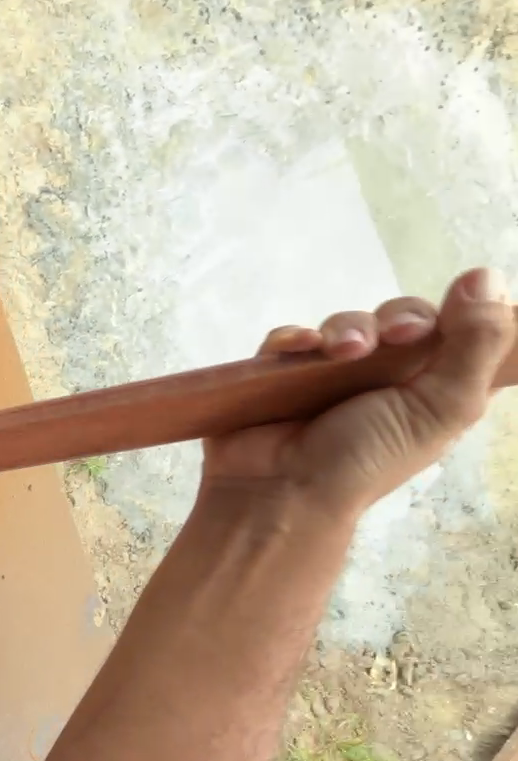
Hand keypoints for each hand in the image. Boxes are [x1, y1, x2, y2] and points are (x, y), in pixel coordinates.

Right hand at [203, 267, 514, 520]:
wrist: (281, 486)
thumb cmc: (367, 457)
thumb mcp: (444, 404)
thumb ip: (478, 342)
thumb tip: (485, 274)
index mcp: (433, 383)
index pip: (462, 331)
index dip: (467, 312)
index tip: (463, 307)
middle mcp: (382, 374)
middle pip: (402, 317)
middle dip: (402, 316)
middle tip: (398, 336)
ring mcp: (325, 374)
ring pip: (344, 323)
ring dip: (347, 328)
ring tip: (341, 352)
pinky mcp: (275, 375)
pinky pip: (287, 339)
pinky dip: (293, 337)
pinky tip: (301, 347)